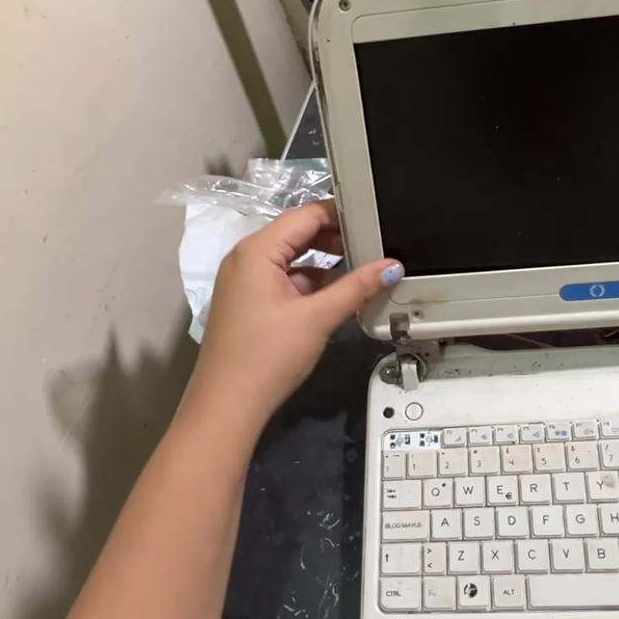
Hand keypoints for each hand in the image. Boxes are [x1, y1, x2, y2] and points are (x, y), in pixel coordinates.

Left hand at [185, 201, 402, 421]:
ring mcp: (244, 280)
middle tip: (374, 242)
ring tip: (362, 265)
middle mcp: (245, 257)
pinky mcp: (247, 301)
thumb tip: (391, 267)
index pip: (306, 215)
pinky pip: (283, 277)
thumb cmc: (267, 356)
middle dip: (335, 237)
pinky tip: (336, 291)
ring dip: (324, 261)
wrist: (227, 405)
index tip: (374, 217)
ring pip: (291, 257)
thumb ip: (357, 287)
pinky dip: (309, 280)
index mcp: (257, 250)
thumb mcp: (317, 318)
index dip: (341, 213)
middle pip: (297, 233)